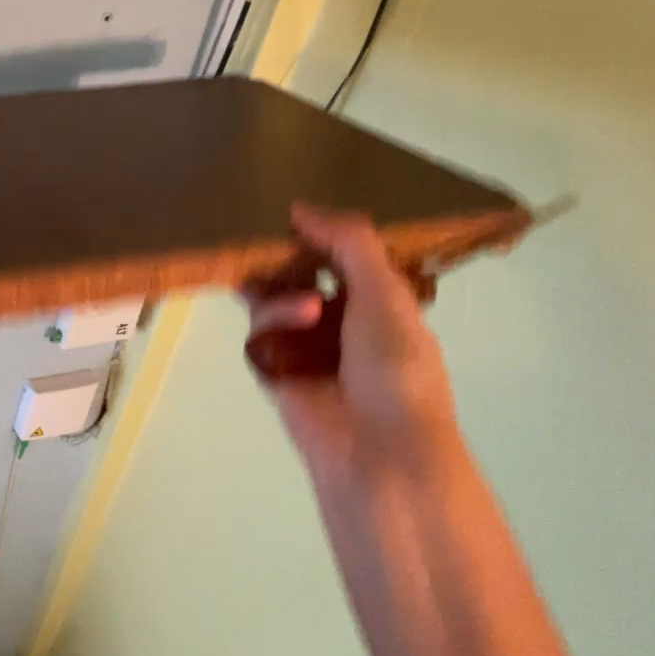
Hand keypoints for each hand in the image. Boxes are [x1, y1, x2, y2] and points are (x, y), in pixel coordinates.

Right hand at [243, 204, 461, 481]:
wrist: (377, 447)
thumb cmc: (396, 369)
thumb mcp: (384, 294)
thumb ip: (348, 243)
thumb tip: (301, 207)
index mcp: (382, 303)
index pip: (347, 256)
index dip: (324, 234)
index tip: (296, 215)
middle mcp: (343, 320)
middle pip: (302, 274)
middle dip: (288, 259)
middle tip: (269, 242)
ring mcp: (307, 345)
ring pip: (274, 299)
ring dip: (284, 296)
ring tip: (304, 311)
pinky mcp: (275, 367)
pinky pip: (258, 332)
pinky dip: (269, 325)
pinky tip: (283, 333)